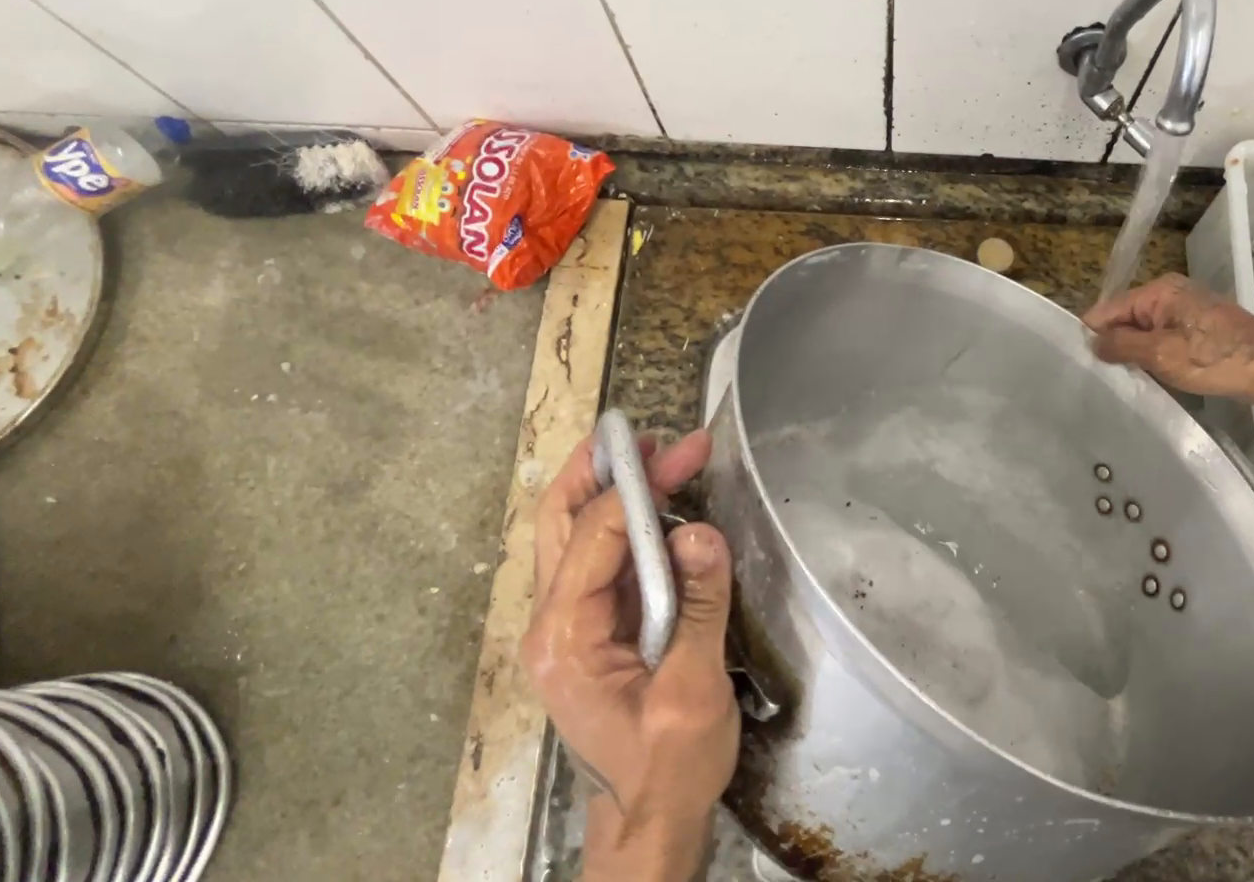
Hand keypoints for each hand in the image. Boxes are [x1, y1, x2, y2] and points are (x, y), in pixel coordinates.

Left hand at [522, 428, 737, 880]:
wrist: (650, 818)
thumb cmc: (670, 765)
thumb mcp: (693, 690)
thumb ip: (698, 607)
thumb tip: (700, 532)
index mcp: (567, 638)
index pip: (594, 538)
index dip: (635, 491)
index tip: (680, 454)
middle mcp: (552, 623)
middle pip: (559, 522)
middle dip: (604, 471)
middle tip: (652, 435)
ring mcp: (568, 625)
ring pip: (573, 534)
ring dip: (613, 488)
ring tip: (660, 454)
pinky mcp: (591, 628)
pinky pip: (599, 559)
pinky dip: (626, 522)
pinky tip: (661, 504)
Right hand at [1082, 274, 1253, 400]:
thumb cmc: (1214, 360)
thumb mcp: (1160, 355)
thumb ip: (1121, 345)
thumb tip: (1092, 342)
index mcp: (1158, 291)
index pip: (1108, 309)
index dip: (1092, 335)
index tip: (1081, 364)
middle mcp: (1171, 292)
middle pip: (1126, 318)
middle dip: (1115, 344)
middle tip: (1104, 377)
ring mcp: (1188, 308)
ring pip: (1145, 330)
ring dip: (1137, 352)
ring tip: (1126, 379)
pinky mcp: (1201, 325)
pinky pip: (1164, 336)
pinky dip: (1156, 353)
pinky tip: (1155, 374)